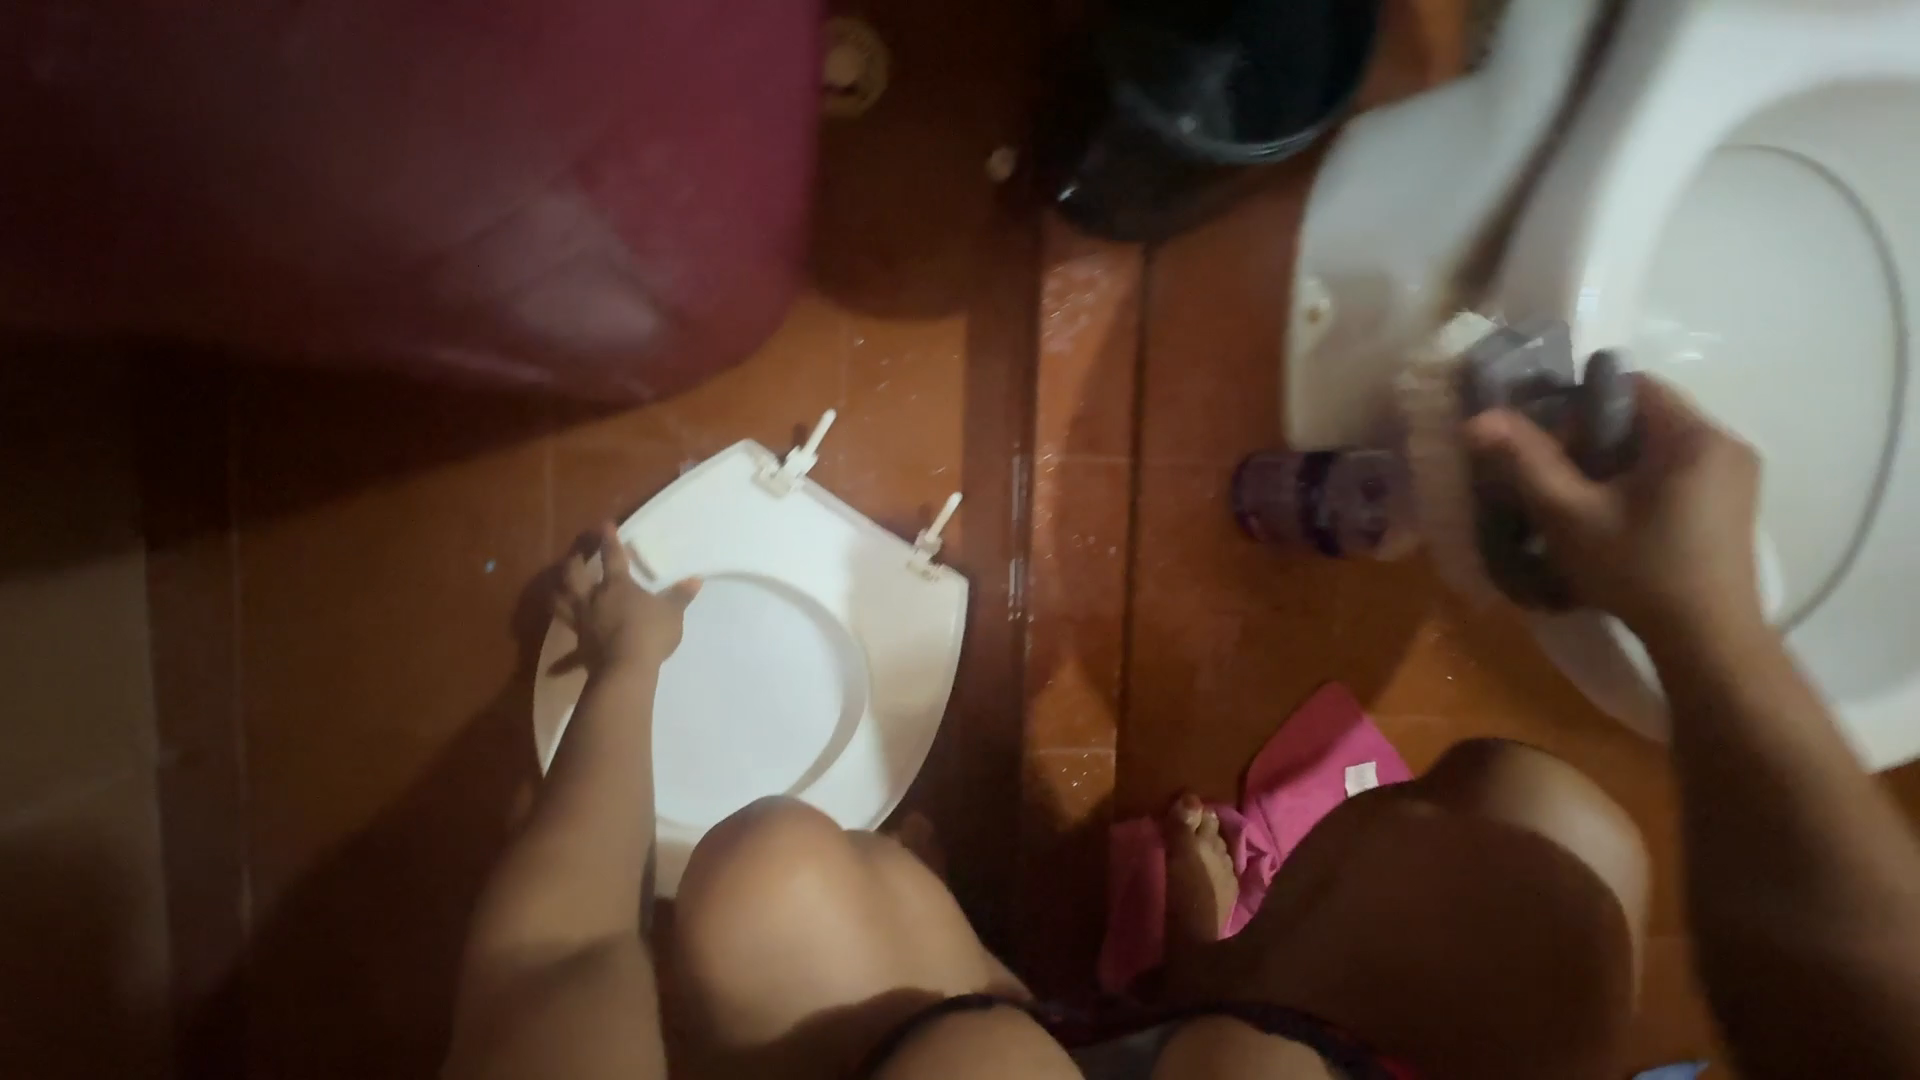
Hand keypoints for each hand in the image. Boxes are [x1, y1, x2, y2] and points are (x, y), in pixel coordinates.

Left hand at [555, 524, 700, 671]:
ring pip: (562, 604)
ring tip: (556, 590)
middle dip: (574, 562)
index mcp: (617, 586)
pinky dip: (561, 663)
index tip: (605, 525)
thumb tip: (696, 580)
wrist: (627, 667)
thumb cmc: (651, 633)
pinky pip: (568, 656)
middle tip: (574, 555)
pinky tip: (552, 670)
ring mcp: (583, 622)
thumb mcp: (672, 612)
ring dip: (557, 594)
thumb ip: (680, 596)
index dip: (609, 540)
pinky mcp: (581, 646)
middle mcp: (594, 599)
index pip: (613, 557)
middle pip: (575, 575)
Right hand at [1464, 375, 1764, 642]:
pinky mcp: (1729, 505)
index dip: (1576, 404)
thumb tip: (1478, 418)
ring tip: (1572, 501)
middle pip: (1641, 417)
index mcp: (1695, 437)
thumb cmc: (1635, 568)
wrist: (1705, 637)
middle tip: (1548, 478)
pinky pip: (1670, 472)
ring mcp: (1733, 477)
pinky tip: (1607, 519)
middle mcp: (1725, 445)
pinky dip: (1632, 483)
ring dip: (1607, 464)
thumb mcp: (1568, 512)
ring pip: (1653, 448)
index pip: (1630, 386)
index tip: (1542, 441)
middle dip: (1588, 440)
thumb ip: (1525, 460)